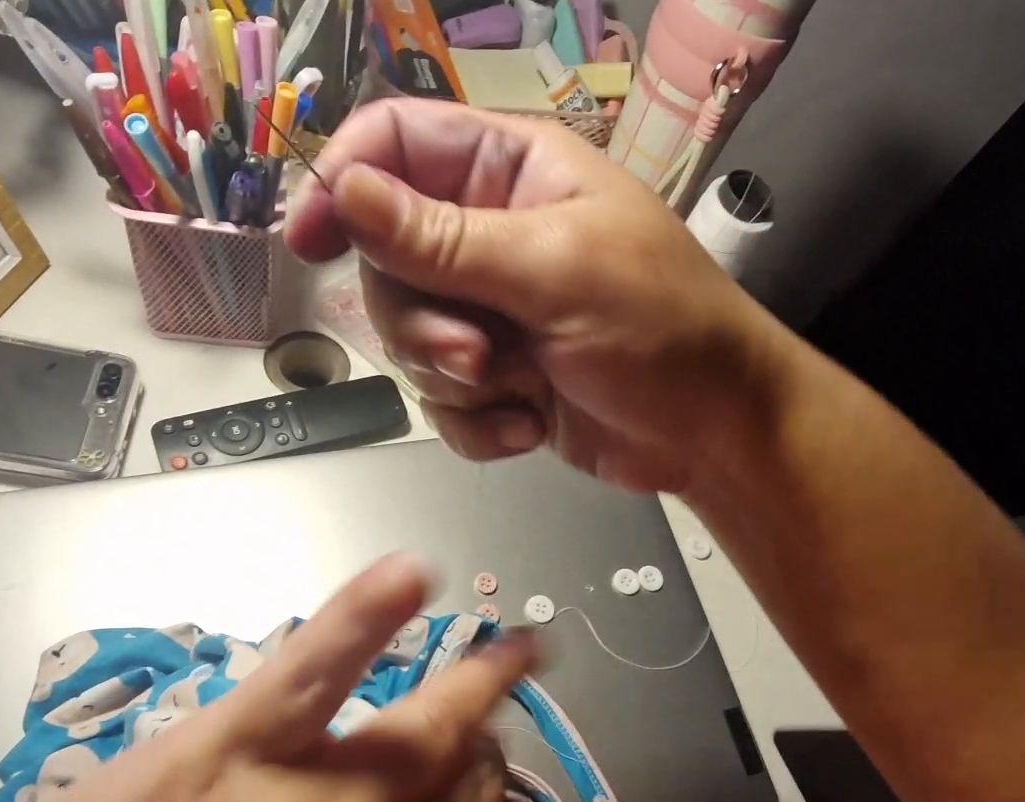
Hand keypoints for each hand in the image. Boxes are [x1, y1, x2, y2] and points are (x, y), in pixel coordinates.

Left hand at [0, 556, 552, 801]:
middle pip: (479, 786)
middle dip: (482, 769)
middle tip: (462, 755)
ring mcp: (313, 801)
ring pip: (438, 724)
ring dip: (480, 687)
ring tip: (512, 654)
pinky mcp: (240, 742)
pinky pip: (324, 667)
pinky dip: (369, 613)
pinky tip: (411, 573)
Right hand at [286, 99, 786, 493]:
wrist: (716, 433)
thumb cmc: (666, 329)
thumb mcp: (556, 271)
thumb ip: (445, 240)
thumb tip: (344, 189)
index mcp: (512, 175)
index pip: (394, 147)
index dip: (342, 184)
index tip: (309, 241)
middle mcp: (491, 239)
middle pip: (388, 262)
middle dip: (423, 322)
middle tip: (477, 354)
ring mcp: (493, 314)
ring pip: (412, 341)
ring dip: (458, 378)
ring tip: (521, 388)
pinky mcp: (500, 382)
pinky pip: (443, 402)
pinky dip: (481, 424)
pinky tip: (532, 422)